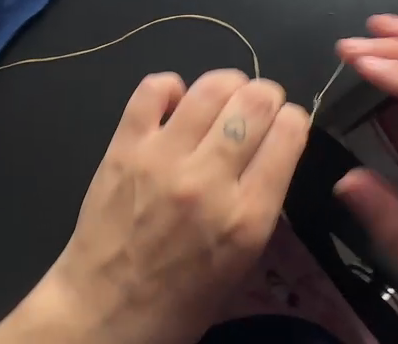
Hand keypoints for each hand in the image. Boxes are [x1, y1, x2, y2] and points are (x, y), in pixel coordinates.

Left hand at [0, 69, 310, 343]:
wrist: (104, 314)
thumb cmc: (180, 300)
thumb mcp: (242, 264)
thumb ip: (262, 202)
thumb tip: (272, 147)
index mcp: (246, 218)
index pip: (287, 134)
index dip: (293, 119)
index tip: (288, 122)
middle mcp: (208, 180)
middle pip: (255, 102)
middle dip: (267, 94)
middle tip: (260, 103)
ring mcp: (163, 158)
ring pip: (210, 88)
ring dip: (228, 83)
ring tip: (226, 94)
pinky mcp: (125, 145)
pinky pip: (154, 88)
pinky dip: (172, 86)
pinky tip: (176, 102)